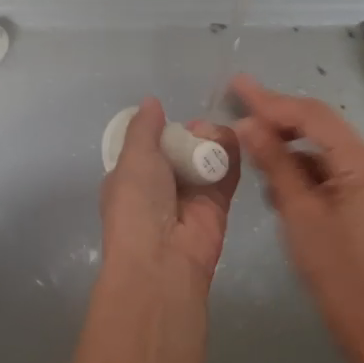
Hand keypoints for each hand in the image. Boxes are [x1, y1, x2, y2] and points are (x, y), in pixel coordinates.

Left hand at [99, 98, 241, 284]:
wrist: (162, 260)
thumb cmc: (137, 203)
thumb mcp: (133, 157)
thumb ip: (144, 128)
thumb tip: (151, 102)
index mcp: (131, 178)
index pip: (147, 147)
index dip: (160, 130)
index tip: (170, 116)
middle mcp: (160, 187)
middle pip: (179, 150)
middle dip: (189, 133)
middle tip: (199, 126)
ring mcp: (189, 197)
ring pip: (203, 159)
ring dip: (210, 142)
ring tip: (214, 132)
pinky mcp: (217, 207)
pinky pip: (225, 175)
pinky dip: (230, 156)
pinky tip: (233, 138)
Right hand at [232, 75, 363, 362]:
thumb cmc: (337, 272)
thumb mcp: (299, 213)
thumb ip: (275, 162)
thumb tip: (248, 123)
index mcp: (363, 162)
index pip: (311, 115)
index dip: (270, 99)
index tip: (236, 85)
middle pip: (319, 124)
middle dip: (277, 116)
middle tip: (237, 104)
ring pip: (322, 146)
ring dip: (287, 142)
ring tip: (250, 144)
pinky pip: (328, 168)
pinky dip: (300, 166)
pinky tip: (274, 179)